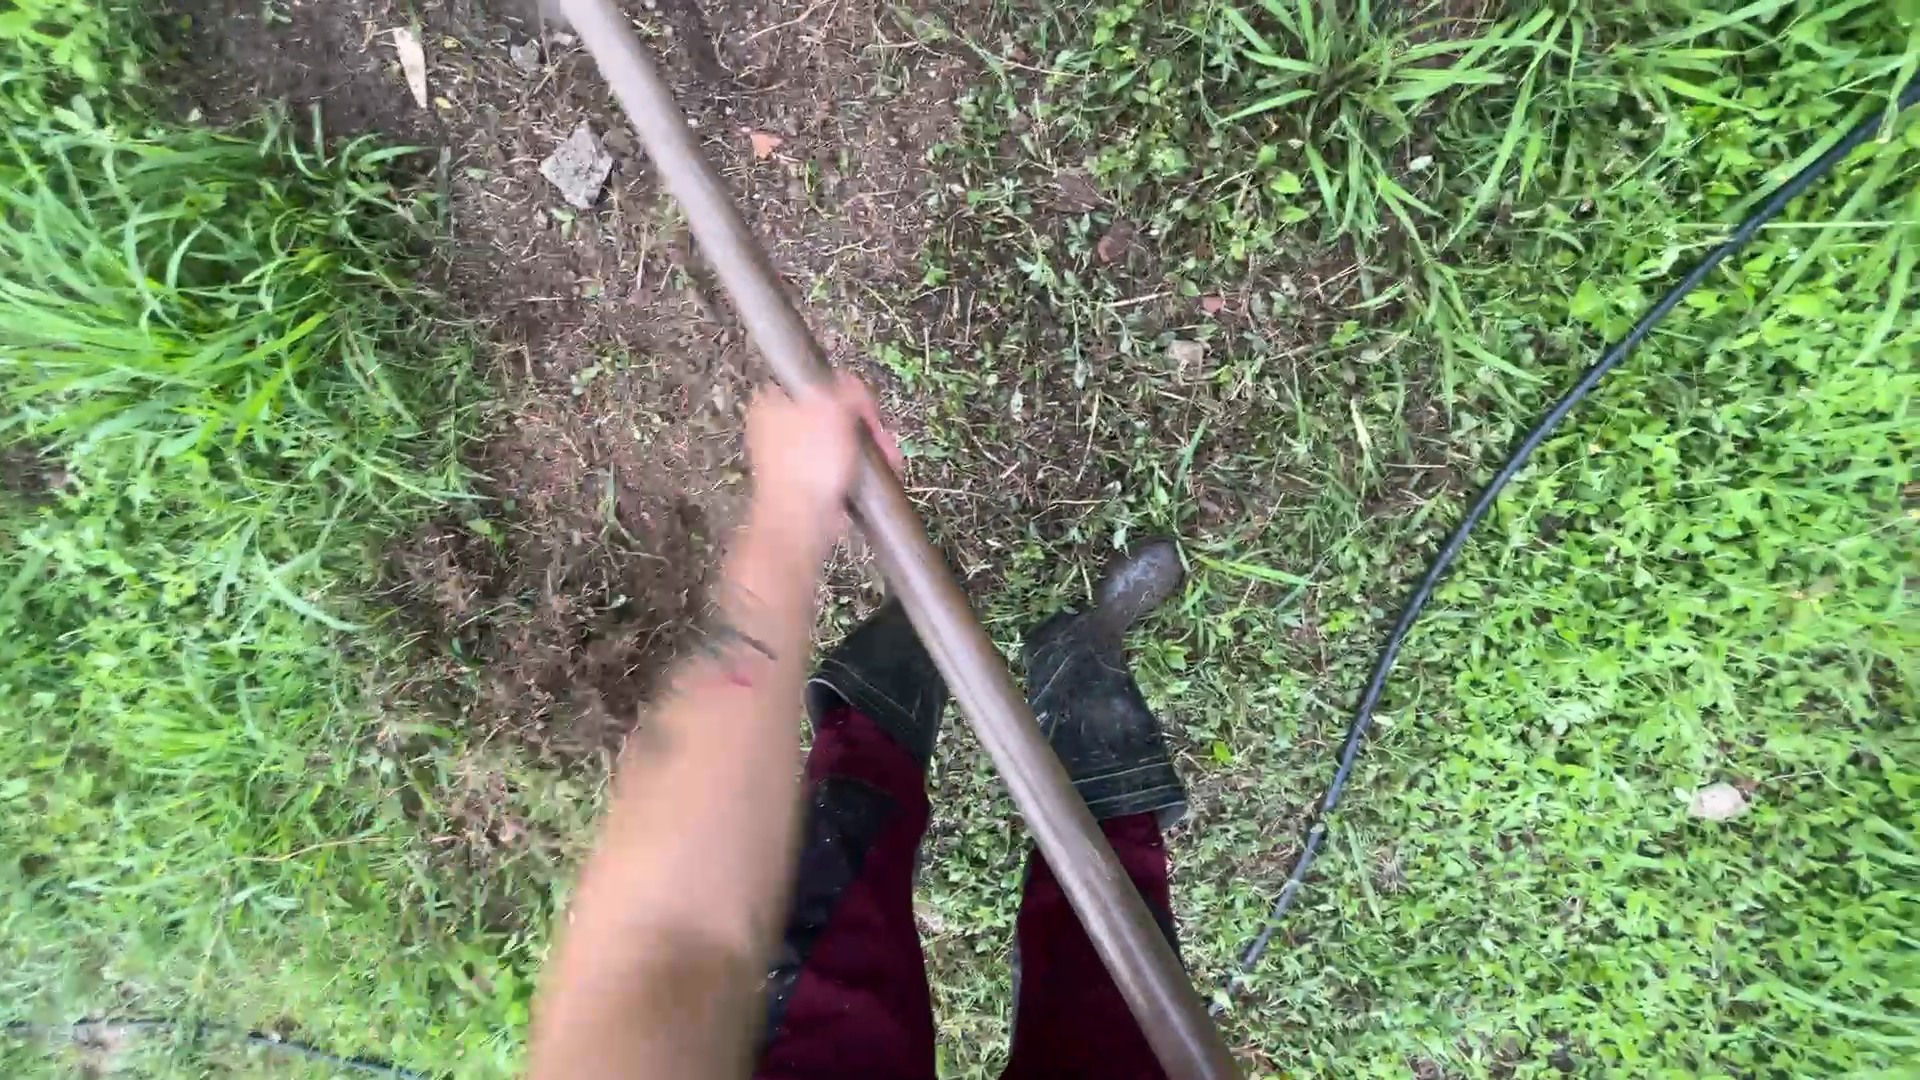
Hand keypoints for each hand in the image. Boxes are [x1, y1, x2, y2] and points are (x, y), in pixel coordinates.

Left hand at [743, 372, 899, 552]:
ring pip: (840, 443)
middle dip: (865, 425)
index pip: (814, 382)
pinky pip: (840, 469)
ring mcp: (793, 459)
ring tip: (888, 458)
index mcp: (772, 402)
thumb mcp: (832, 409)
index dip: (845, 390)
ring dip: (868, 449)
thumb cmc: (809, 461)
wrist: (801, 519)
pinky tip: (879, 473)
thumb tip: (852, 384)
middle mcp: (778, 429)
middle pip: (832, 415)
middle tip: (880, 434)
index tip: (864, 404)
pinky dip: (860, 470)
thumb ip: (845, 390)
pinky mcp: (809, 484)